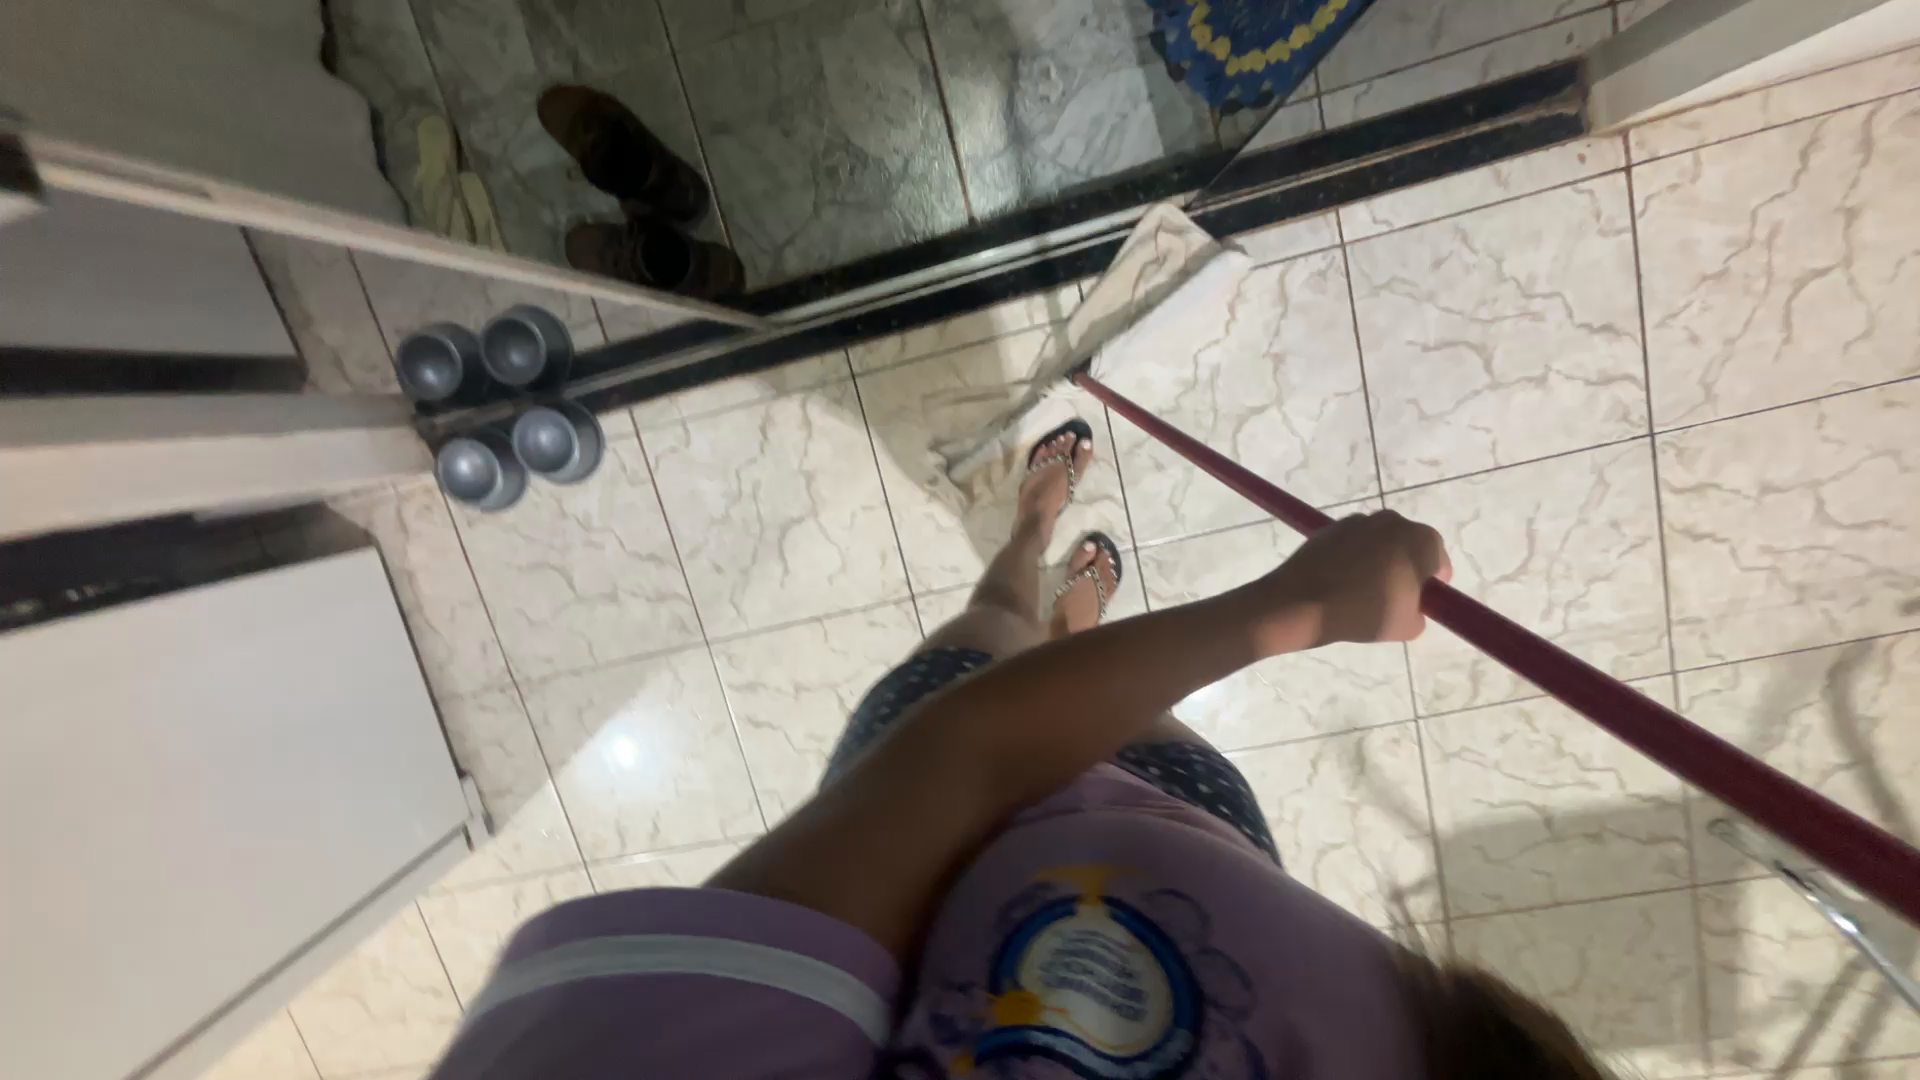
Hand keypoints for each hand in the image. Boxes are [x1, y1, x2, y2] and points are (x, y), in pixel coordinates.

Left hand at [1237, 510, 1451, 652]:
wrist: (1301, 601)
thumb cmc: (1363, 612)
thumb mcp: (1408, 625)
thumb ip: (1419, 611)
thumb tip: (1410, 605)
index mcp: (1420, 539)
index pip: (1436, 557)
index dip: (1431, 579)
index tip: (1421, 597)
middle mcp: (1391, 521)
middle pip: (1406, 543)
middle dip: (1405, 564)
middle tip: (1394, 593)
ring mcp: (1356, 521)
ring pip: (1377, 541)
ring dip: (1376, 558)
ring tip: (1362, 588)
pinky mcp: (1327, 528)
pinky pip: (1349, 543)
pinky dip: (1349, 556)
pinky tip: (1340, 579)